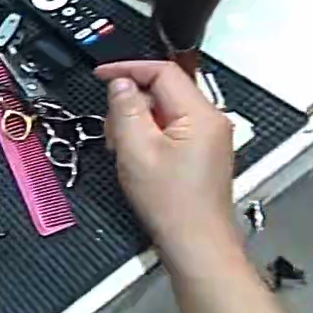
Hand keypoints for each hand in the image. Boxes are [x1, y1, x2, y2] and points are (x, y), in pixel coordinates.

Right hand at [97, 61, 238, 264]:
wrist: (196, 243)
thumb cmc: (171, 204)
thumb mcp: (136, 150)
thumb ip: (126, 109)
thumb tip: (121, 83)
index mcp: (200, 114)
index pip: (162, 72)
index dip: (128, 69)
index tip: (101, 75)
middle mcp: (210, 120)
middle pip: (163, 91)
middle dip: (131, 103)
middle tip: (111, 129)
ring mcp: (208, 137)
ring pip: (164, 110)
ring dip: (137, 121)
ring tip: (123, 149)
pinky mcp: (201, 152)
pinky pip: (171, 128)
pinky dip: (148, 135)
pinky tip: (136, 157)